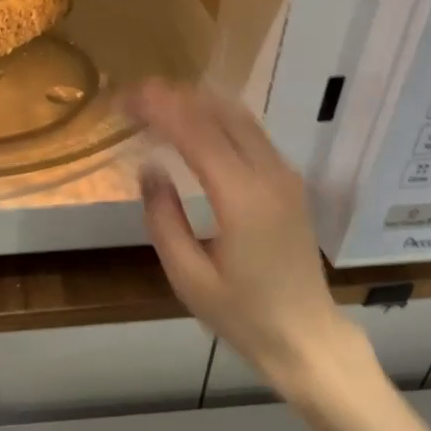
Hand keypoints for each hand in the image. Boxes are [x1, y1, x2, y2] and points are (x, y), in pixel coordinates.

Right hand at [126, 81, 371, 397]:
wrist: (304, 334)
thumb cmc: (242, 315)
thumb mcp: (188, 278)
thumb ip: (164, 221)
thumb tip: (150, 171)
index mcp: (242, 199)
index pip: (197, 133)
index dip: (160, 109)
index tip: (126, 97)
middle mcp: (270, 176)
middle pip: (222, 114)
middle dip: (178, 98)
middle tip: (136, 98)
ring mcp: (286, 178)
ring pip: (242, 120)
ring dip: (200, 106)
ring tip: (160, 108)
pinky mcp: (290, 186)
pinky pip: (253, 138)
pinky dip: (219, 124)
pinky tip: (195, 132)